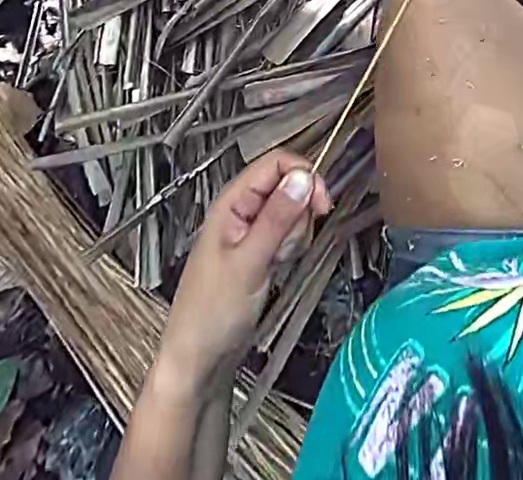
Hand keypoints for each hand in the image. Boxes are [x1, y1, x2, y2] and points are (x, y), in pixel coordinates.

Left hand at [156, 151, 333, 389]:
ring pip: (294, 210)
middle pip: (290, 184)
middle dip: (300, 212)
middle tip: (287, 243)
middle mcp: (242, 209)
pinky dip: (292, 248)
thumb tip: (302, 177)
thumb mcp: (249, 262)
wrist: (200, 359)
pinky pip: (290, 233)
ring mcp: (253, 228)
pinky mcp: (262, 248)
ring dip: (296, 234)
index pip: (276, 163)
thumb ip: (278, 217)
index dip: (303, 175)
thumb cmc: (209, 315)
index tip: (321, 202)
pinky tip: (278, 266)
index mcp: (232, 201)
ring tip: (276, 260)